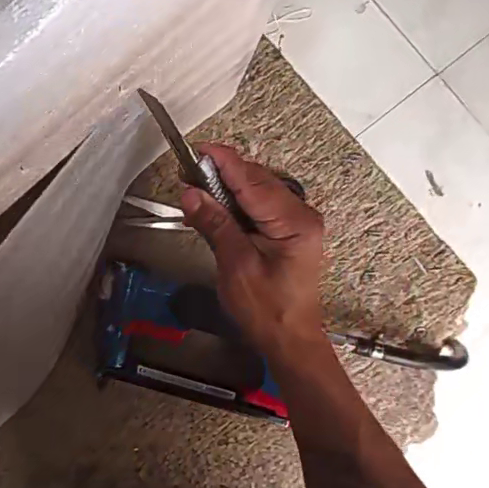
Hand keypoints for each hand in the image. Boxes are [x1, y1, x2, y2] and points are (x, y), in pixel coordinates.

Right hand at [178, 143, 326, 355]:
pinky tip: (215, 209)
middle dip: (222, 174)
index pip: (252, 180)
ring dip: (227, 188)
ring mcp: (297, 222)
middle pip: (256, 180)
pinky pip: (260, 206)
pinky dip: (236, 204)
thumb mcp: (235, 265)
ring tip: (196, 191)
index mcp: (293, 221)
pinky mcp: (289, 231)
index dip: (224, 161)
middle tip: (188, 174)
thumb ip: (215, 224)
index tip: (198, 149)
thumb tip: (192, 194)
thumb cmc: (267, 309)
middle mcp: (301, 215)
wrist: (289, 338)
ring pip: (257, 191)